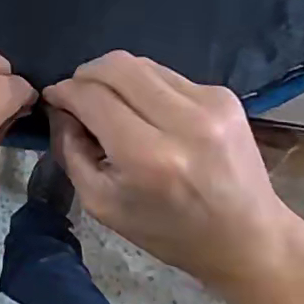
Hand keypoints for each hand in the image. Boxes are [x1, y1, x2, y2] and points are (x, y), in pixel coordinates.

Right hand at [42, 51, 303, 295]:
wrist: (250, 239)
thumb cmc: (169, 231)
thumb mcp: (101, 204)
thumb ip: (71, 151)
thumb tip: (61, 109)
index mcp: (149, 157)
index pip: (91, 96)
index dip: (64, 91)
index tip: (53, 98)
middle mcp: (182, 121)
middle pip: (115, 66)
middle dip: (85, 75)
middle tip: (77, 96)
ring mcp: (209, 103)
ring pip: (140, 63)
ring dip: (114, 78)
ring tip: (110, 105)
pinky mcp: (224, 95)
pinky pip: (164, 74)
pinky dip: (143, 86)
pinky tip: (145, 112)